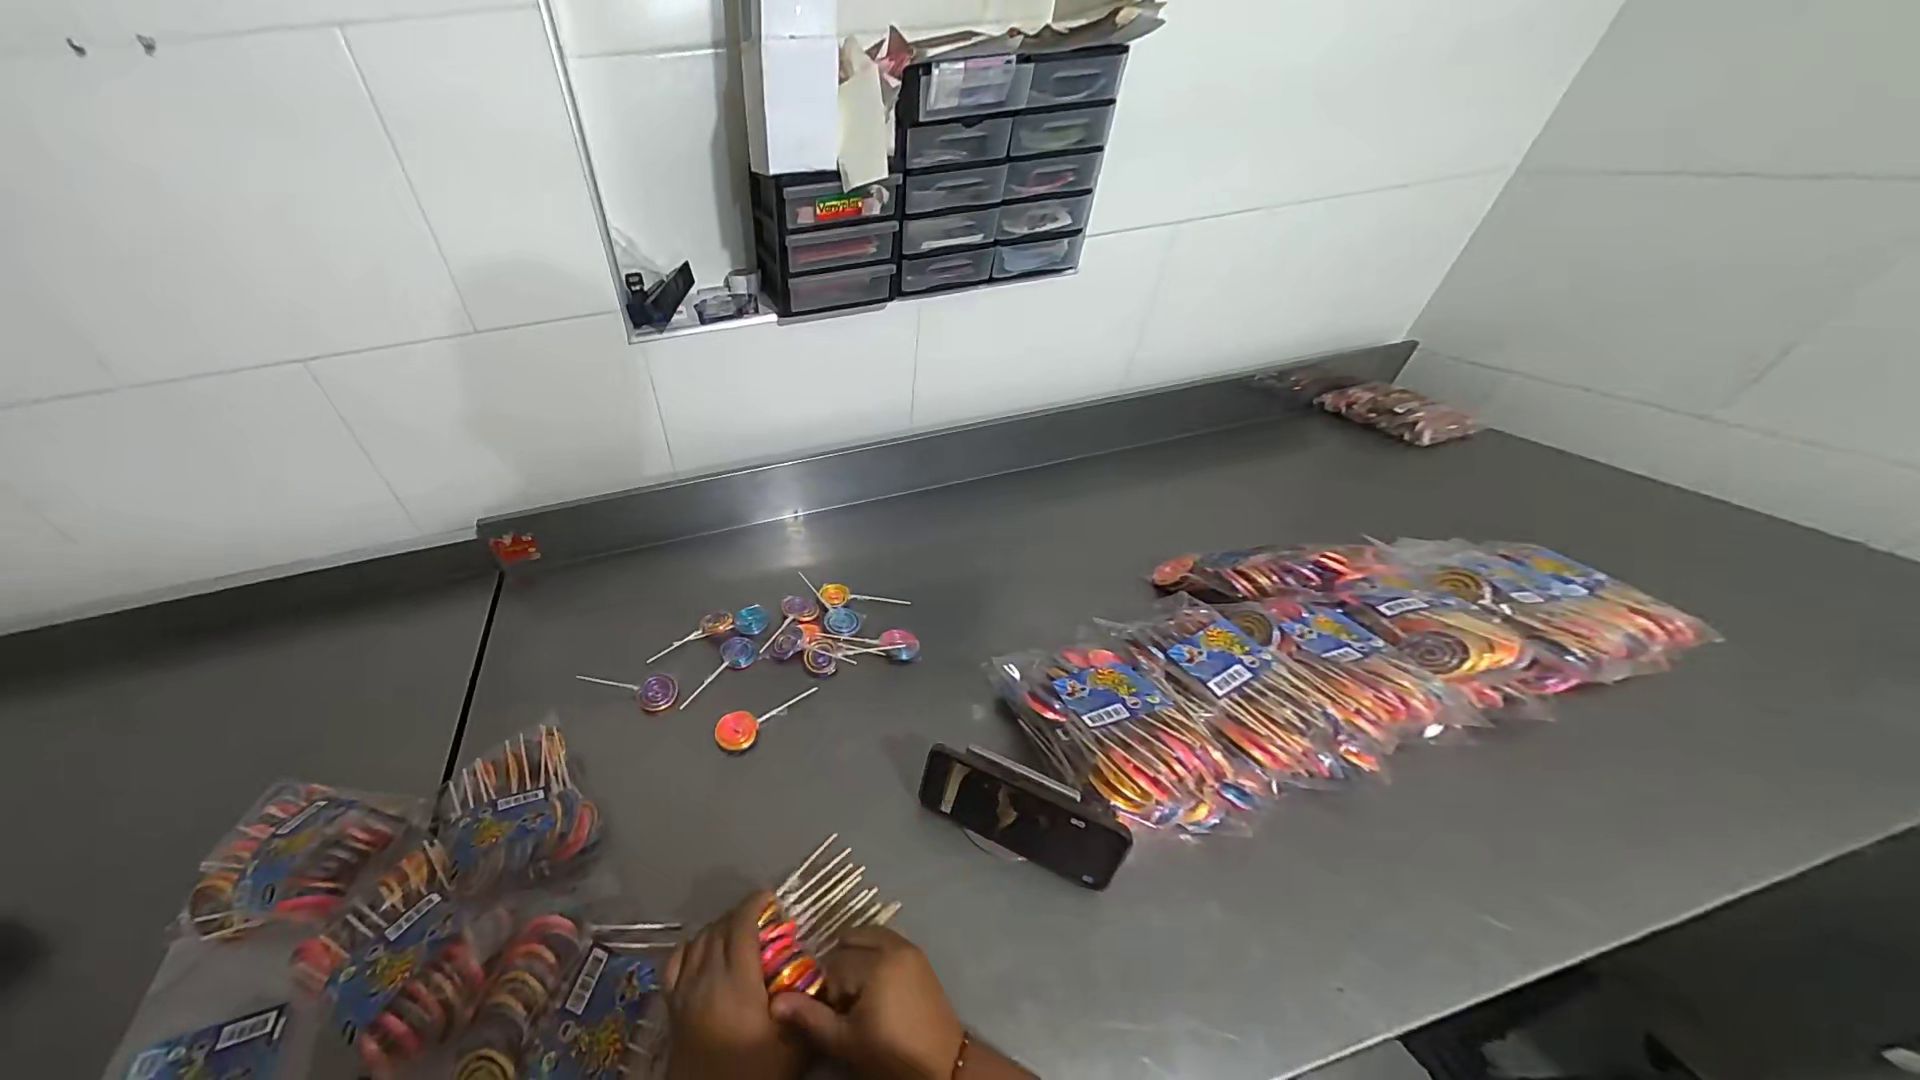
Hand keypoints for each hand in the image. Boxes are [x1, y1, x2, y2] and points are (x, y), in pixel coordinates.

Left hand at [663, 890, 808, 1079]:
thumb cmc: (752, 1075)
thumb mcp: (791, 1047)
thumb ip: (806, 1006)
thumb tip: (821, 975)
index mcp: (736, 982)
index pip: (740, 926)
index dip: (754, 903)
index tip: (772, 896)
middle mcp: (706, 978)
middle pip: (719, 927)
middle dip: (741, 913)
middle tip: (763, 918)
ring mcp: (684, 992)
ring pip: (698, 940)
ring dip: (719, 927)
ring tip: (739, 931)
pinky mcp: (671, 1007)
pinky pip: (675, 962)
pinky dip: (691, 946)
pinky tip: (703, 950)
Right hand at [769, 925, 964, 1079]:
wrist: (942, 1063)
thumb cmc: (890, 1053)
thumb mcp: (846, 1042)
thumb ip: (810, 1018)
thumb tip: (774, 1002)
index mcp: (875, 963)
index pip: (832, 963)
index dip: (823, 988)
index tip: (826, 1011)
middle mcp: (892, 944)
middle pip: (849, 939)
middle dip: (838, 964)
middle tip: (839, 999)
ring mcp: (908, 945)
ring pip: (868, 934)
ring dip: (854, 954)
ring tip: (855, 992)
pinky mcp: (918, 953)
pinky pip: (886, 939)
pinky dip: (872, 951)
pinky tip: (872, 984)